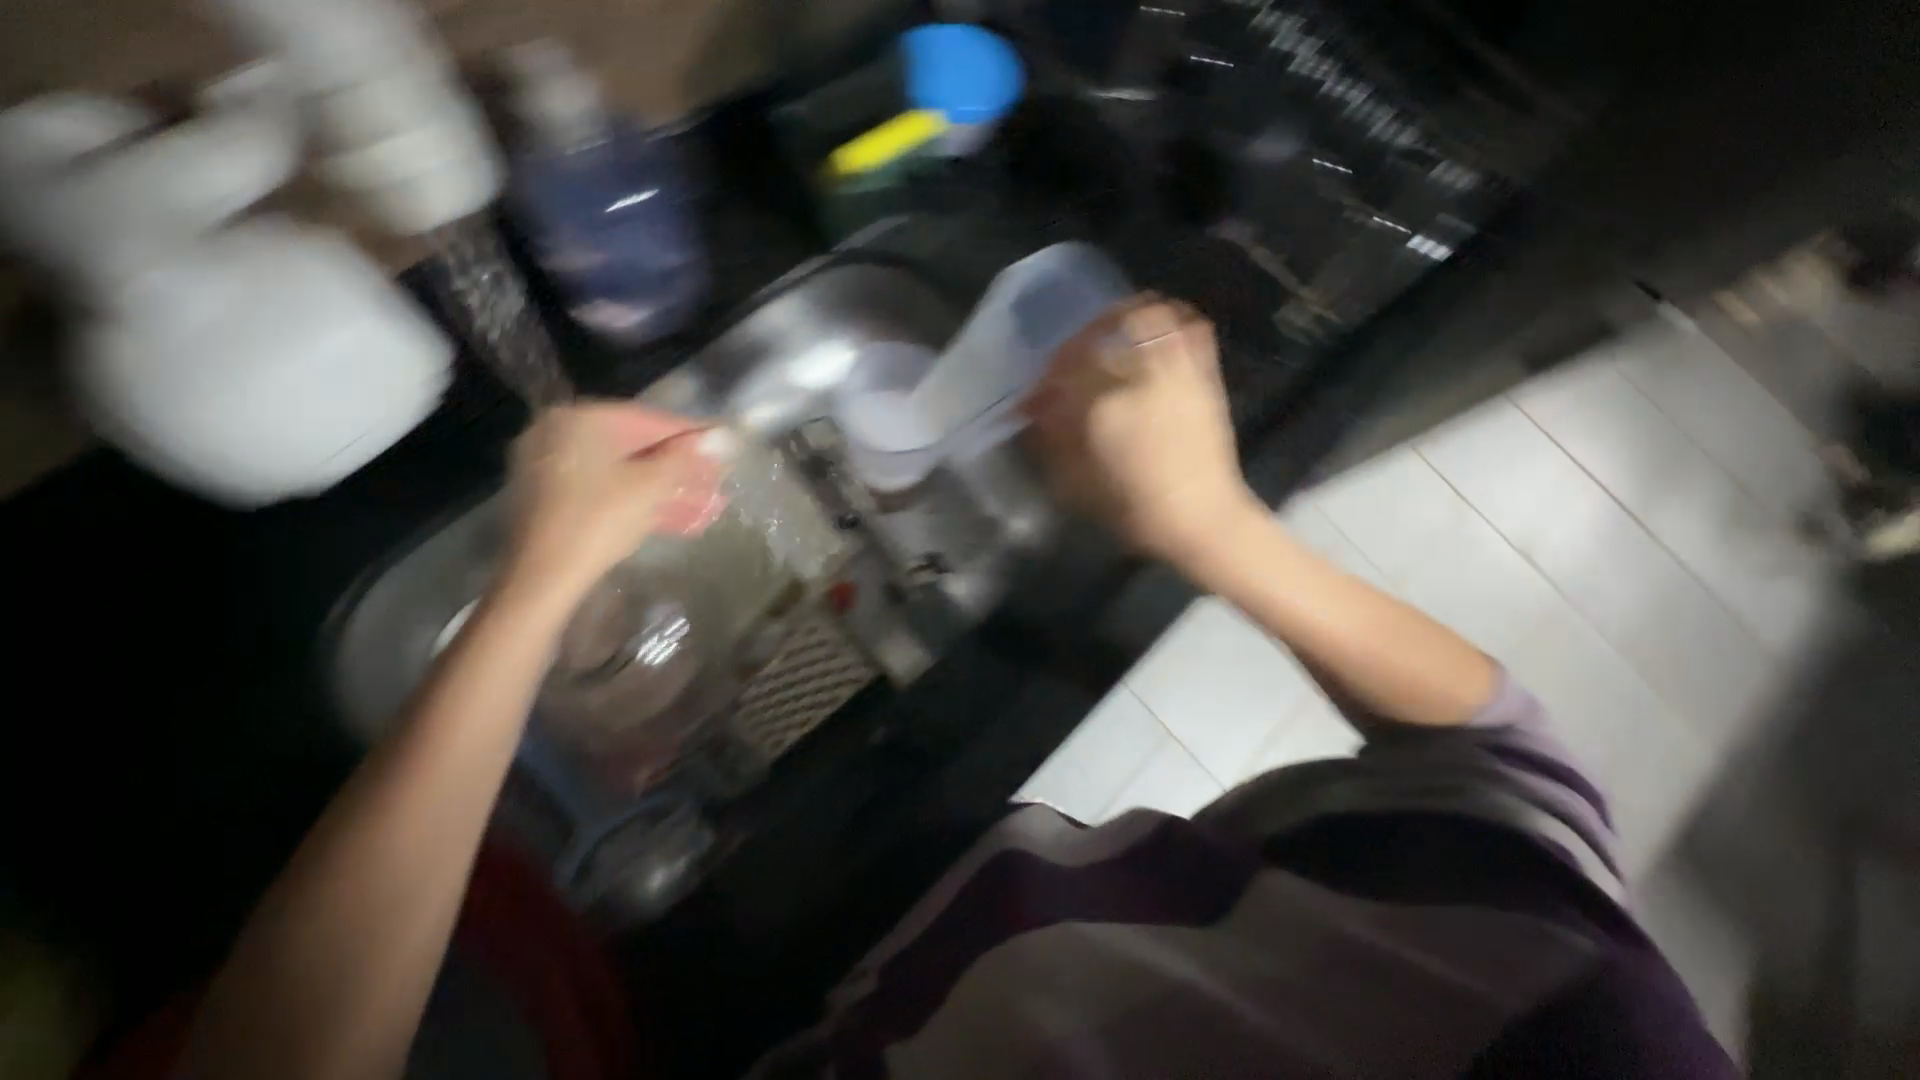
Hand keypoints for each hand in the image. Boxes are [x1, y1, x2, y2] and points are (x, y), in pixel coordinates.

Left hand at [496, 402, 721, 613]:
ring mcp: (552, 469)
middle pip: (636, 449)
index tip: (724, 448)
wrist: (542, 577)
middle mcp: (560, 434)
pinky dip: (640, 504)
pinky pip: (606, 493)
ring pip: (623, 475)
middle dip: (681, 472)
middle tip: (719, 484)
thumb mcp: (651, 486)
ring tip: (708, 510)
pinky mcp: (552, 502)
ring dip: (667, 492)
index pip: (649, 420)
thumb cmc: (599, 519)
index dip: (693, 436)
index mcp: (581, 419)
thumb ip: (687, 458)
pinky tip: (678, 522)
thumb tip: (721, 438)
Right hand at [1024, 295, 1263, 564]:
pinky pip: (1194, 330)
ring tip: (1116, 327)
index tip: (1041, 393)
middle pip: (1101, 334)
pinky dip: (1176, 319)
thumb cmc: (1136, 509)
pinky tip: (1162, 328)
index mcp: (1103, 408)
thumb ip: (1054, 438)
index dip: (1048, 377)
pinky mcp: (1206, 377)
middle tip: (1075, 354)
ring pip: (1150, 316)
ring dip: (1127, 315)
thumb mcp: (1079, 482)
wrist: (1202, 518)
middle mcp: (1140, 379)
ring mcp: (1177, 373)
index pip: (1064, 370)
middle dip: (1081, 339)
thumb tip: (1036, 411)